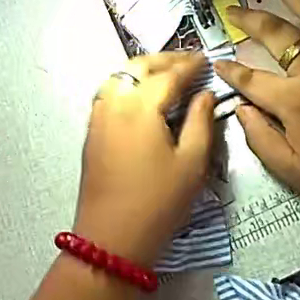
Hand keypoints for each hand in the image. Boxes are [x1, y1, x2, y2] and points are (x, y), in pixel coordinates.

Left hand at [74, 53, 216, 267]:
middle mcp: (114, 104)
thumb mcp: (192, 163)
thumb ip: (201, 121)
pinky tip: (143, 96)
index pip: (169, 75)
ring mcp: (98, 118)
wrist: (112, 240)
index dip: (190, 65)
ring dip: (143, 69)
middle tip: (189, 61)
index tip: (207, 59)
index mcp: (141, 107)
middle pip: (138, 67)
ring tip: (166, 74)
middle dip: (164, 59)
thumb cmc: (159, 203)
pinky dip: (128, 83)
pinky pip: (108, 93)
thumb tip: (206, 95)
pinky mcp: (92, 134)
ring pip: (118, 77)